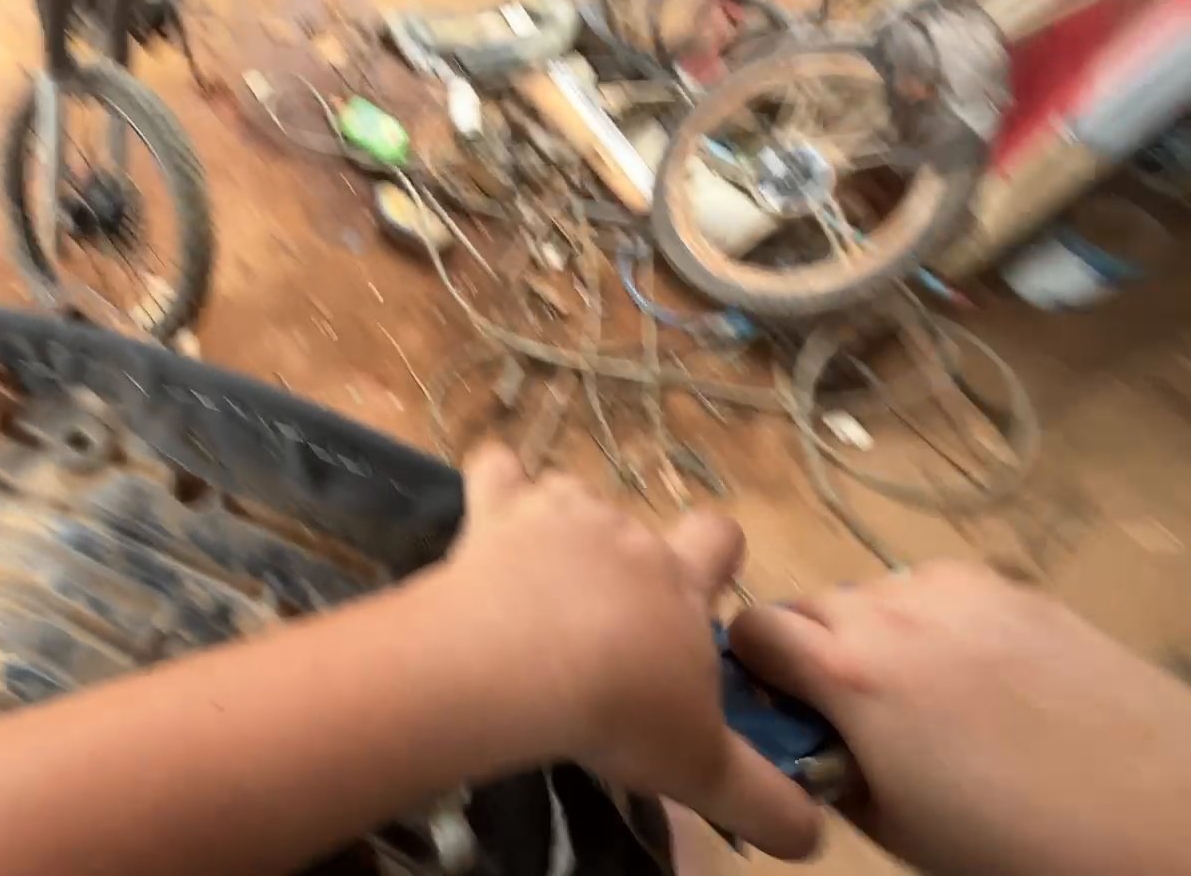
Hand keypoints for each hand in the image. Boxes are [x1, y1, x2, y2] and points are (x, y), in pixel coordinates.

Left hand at [419, 445, 820, 859]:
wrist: (522, 663)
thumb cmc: (617, 710)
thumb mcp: (703, 770)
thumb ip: (766, 800)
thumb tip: (815, 837)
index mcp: (677, 582)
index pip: (717, 538)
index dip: (710, 551)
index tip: (692, 578)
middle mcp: (622, 534)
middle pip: (633, 521)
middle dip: (623, 554)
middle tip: (600, 610)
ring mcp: (557, 512)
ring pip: (568, 492)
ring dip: (557, 521)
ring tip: (537, 569)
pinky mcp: (497, 509)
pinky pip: (495, 467)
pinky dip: (494, 476)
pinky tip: (490, 496)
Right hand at [731, 562, 1190, 875]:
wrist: (1185, 828)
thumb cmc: (1021, 844)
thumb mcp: (889, 821)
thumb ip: (816, 756)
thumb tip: (788, 724)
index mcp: (843, 670)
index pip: (747, 627)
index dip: (756, 663)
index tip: (784, 697)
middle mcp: (879, 612)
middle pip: (801, 607)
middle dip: (810, 648)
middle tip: (858, 702)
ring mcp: (942, 590)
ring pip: (859, 594)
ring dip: (866, 630)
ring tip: (927, 685)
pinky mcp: (998, 584)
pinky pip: (922, 588)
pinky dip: (924, 618)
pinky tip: (976, 666)